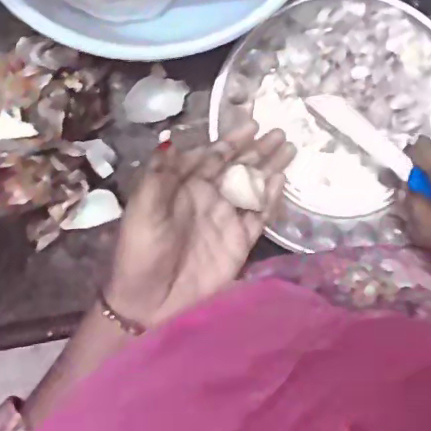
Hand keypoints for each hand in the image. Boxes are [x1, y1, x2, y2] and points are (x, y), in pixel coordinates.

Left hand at [105, 122, 295, 327]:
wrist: (149, 305)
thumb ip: (159, 175)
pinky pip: (259, 215)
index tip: (252, 125)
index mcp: (186, 186)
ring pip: (254, 186)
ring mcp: (227, 219)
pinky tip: (281, 181)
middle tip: (280, 133)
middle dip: (259, 149)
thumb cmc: (141, 254)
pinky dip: (271, 198)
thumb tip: (170, 139)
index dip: (233, 140)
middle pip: (239, 167)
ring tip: (289, 148)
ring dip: (270, 167)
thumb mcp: (143, 211)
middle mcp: (210, 198)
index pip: (214, 156)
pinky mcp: (240, 241)